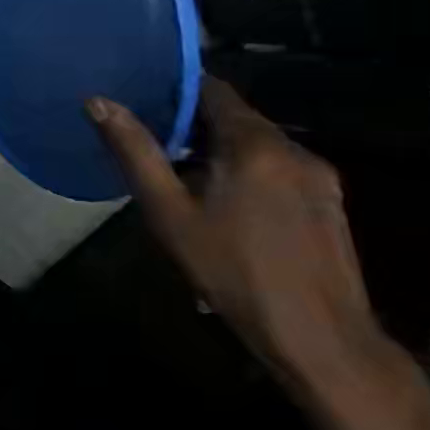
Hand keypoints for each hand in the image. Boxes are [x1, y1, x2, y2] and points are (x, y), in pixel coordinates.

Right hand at [86, 79, 383, 385]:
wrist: (321, 340)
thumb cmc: (233, 272)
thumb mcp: (169, 213)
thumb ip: (134, 152)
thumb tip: (97, 101)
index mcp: (253, 142)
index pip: (211, 88)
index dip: (175, 91)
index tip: (144, 104)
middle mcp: (292, 147)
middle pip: (234, 116)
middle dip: (194, 126)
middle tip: (157, 148)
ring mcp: (319, 175)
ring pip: (257, 144)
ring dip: (222, 151)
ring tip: (189, 181)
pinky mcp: (331, 202)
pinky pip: (279, 169)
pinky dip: (250, 172)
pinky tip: (232, 209)